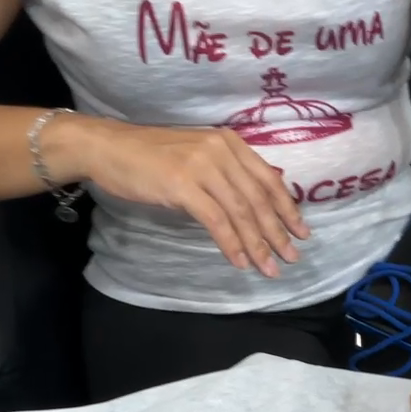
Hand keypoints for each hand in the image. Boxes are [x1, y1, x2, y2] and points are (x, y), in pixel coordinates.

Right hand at [61, 114, 309, 276]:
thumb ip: (228, 172)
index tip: (301, 232)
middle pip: (259, 199)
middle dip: (278, 232)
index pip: (269, 179)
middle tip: (292, 257)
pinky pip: (216, 220)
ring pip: (241, 212)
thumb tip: (260, 193)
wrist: (108, 148)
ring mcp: (202, 166)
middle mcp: (221, 151)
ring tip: (269, 268)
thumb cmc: (152, 157)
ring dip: (258, 245)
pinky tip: (239, 262)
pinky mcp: (183, 185)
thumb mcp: (198, 156)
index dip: (287, 208)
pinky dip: (231, 244)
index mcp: (230, 143)